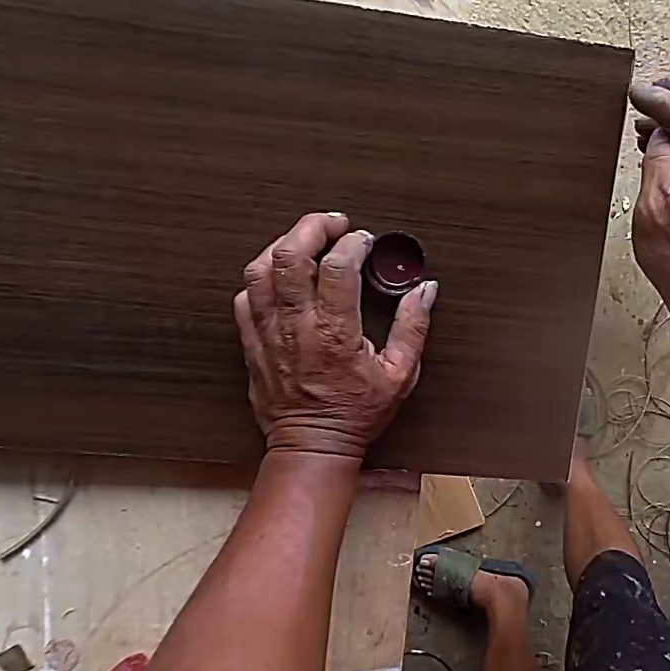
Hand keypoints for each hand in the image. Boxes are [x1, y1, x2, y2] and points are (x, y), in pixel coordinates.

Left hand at [234, 212, 437, 459]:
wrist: (311, 446)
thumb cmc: (354, 414)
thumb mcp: (400, 375)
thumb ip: (413, 327)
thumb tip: (425, 290)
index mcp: (336, 333)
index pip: (338, 266)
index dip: (353, 242)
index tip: (364, 241)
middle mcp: (298, 327)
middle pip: (291, 255)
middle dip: (313, 227)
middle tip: (333, 224)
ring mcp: (269, 333)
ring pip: (260, 270)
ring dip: (282, 245)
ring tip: (304, 242)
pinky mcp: (252, 342)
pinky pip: (245, 297)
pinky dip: (260, 277)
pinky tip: (280, 276)